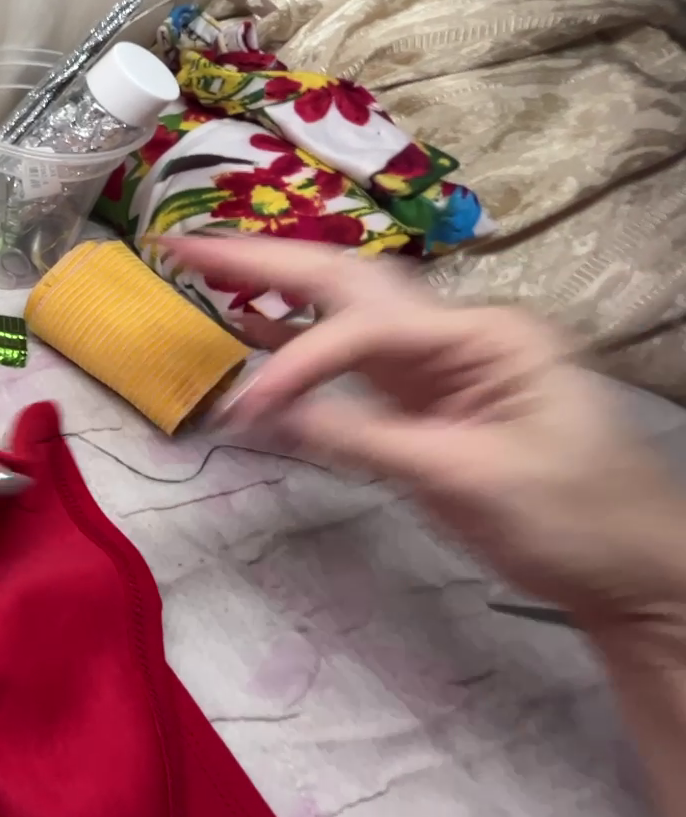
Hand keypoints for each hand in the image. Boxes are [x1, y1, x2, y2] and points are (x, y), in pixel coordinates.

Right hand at [167, 236, 685, 635]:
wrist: (636, 570)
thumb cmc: (570, 520)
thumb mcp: (464, 479)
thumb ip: (356, 437)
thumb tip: (258, 416)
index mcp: (480, 336)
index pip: (358, 333)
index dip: (293, 365)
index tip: (245, 413)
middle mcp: (450, 327)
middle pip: (337, 277)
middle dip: (255, 258)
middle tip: (180, 246)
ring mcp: (429, 354)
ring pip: (331, 299)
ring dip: (262, 278)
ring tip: (196, 261)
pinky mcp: (409, 384)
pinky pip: (335, 342)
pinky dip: (283, 328)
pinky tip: (241, 316)